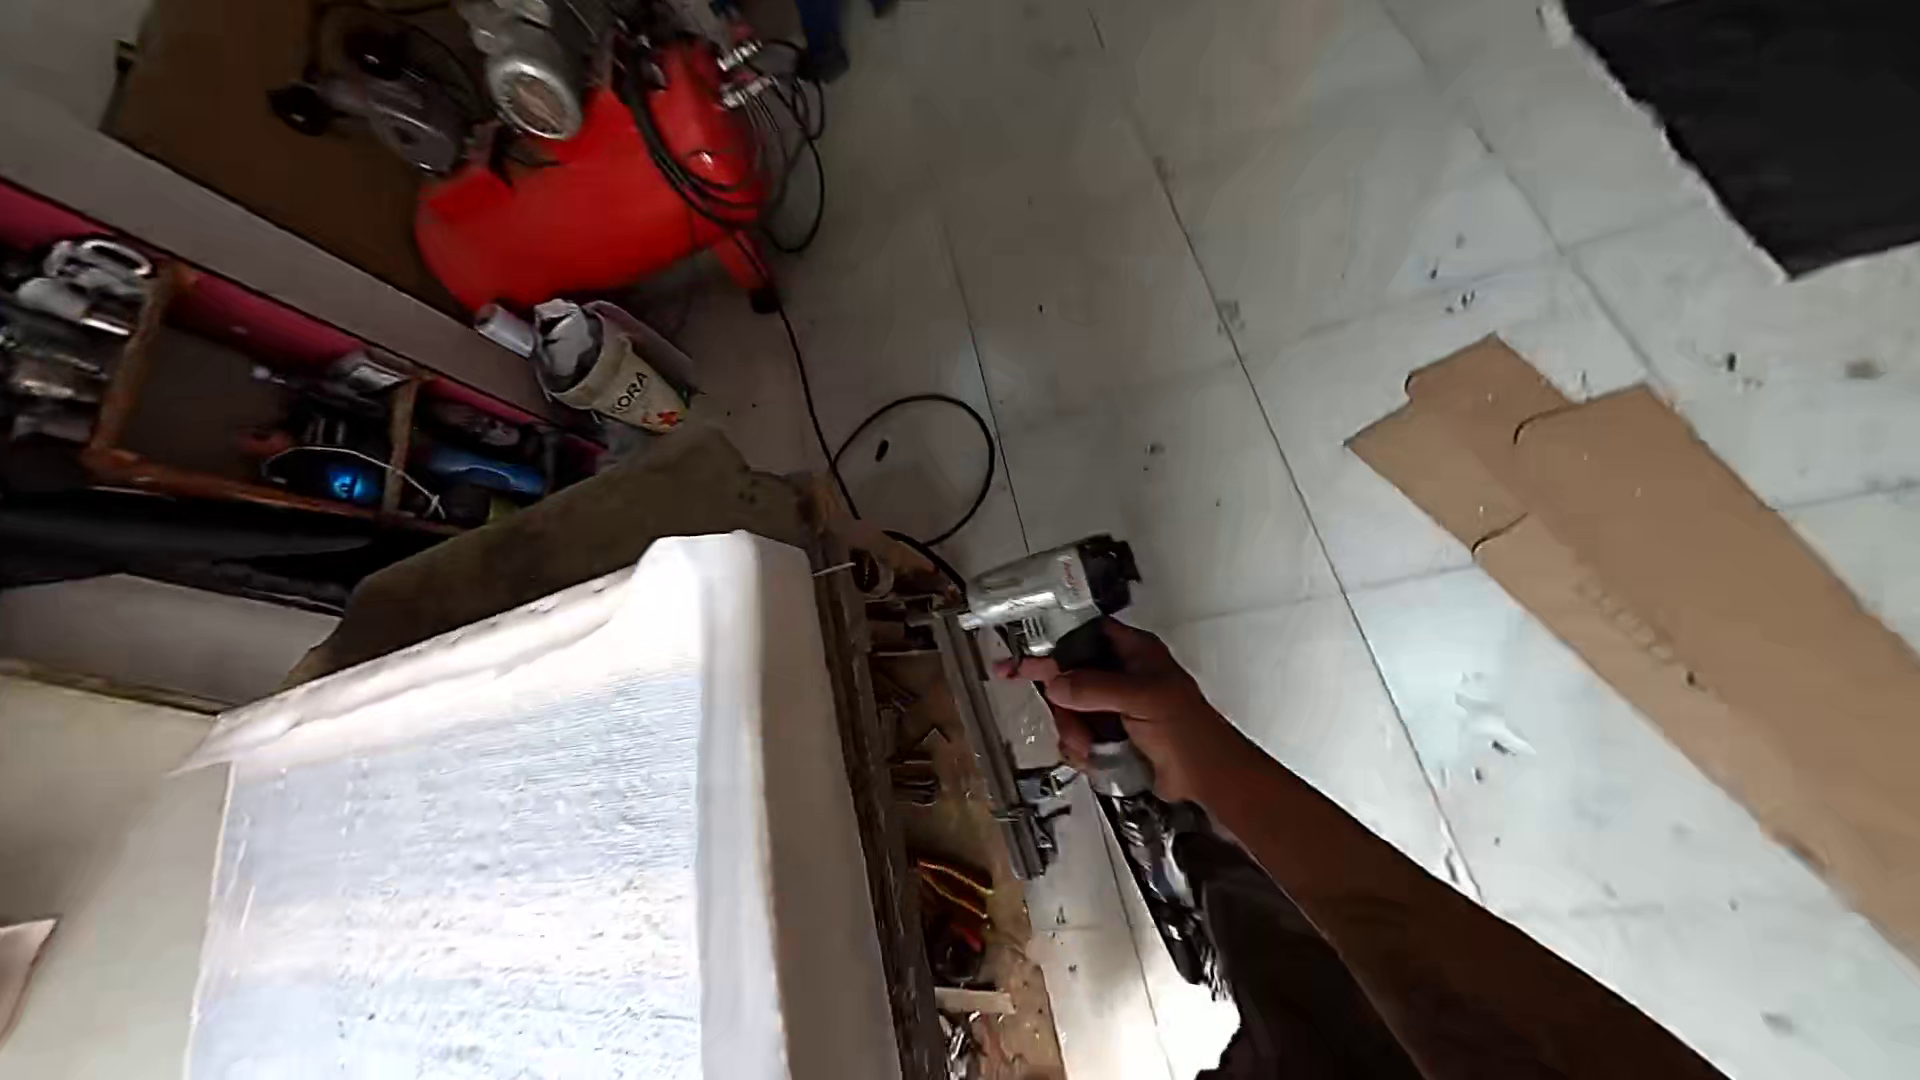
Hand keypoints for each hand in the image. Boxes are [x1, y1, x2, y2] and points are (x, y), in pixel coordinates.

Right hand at [996, 620, 1254, 804]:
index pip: (1081, 635)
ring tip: (1089, 747)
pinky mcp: (1106, 732)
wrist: (1205, 780)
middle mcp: (1117, 673)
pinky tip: (1092, 755)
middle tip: (1068, 723)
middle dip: (1063, 705)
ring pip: (1067, 708)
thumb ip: (1095, 688)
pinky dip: (1078, 747)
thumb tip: (1054, 683)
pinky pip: (1074, 732)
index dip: (1051, 645)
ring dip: (1072, 731)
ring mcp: (1110, 703)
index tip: (1021, 662)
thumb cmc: (1187, 730)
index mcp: (1131, 651)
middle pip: (1066, 676)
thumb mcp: (1142, 699)